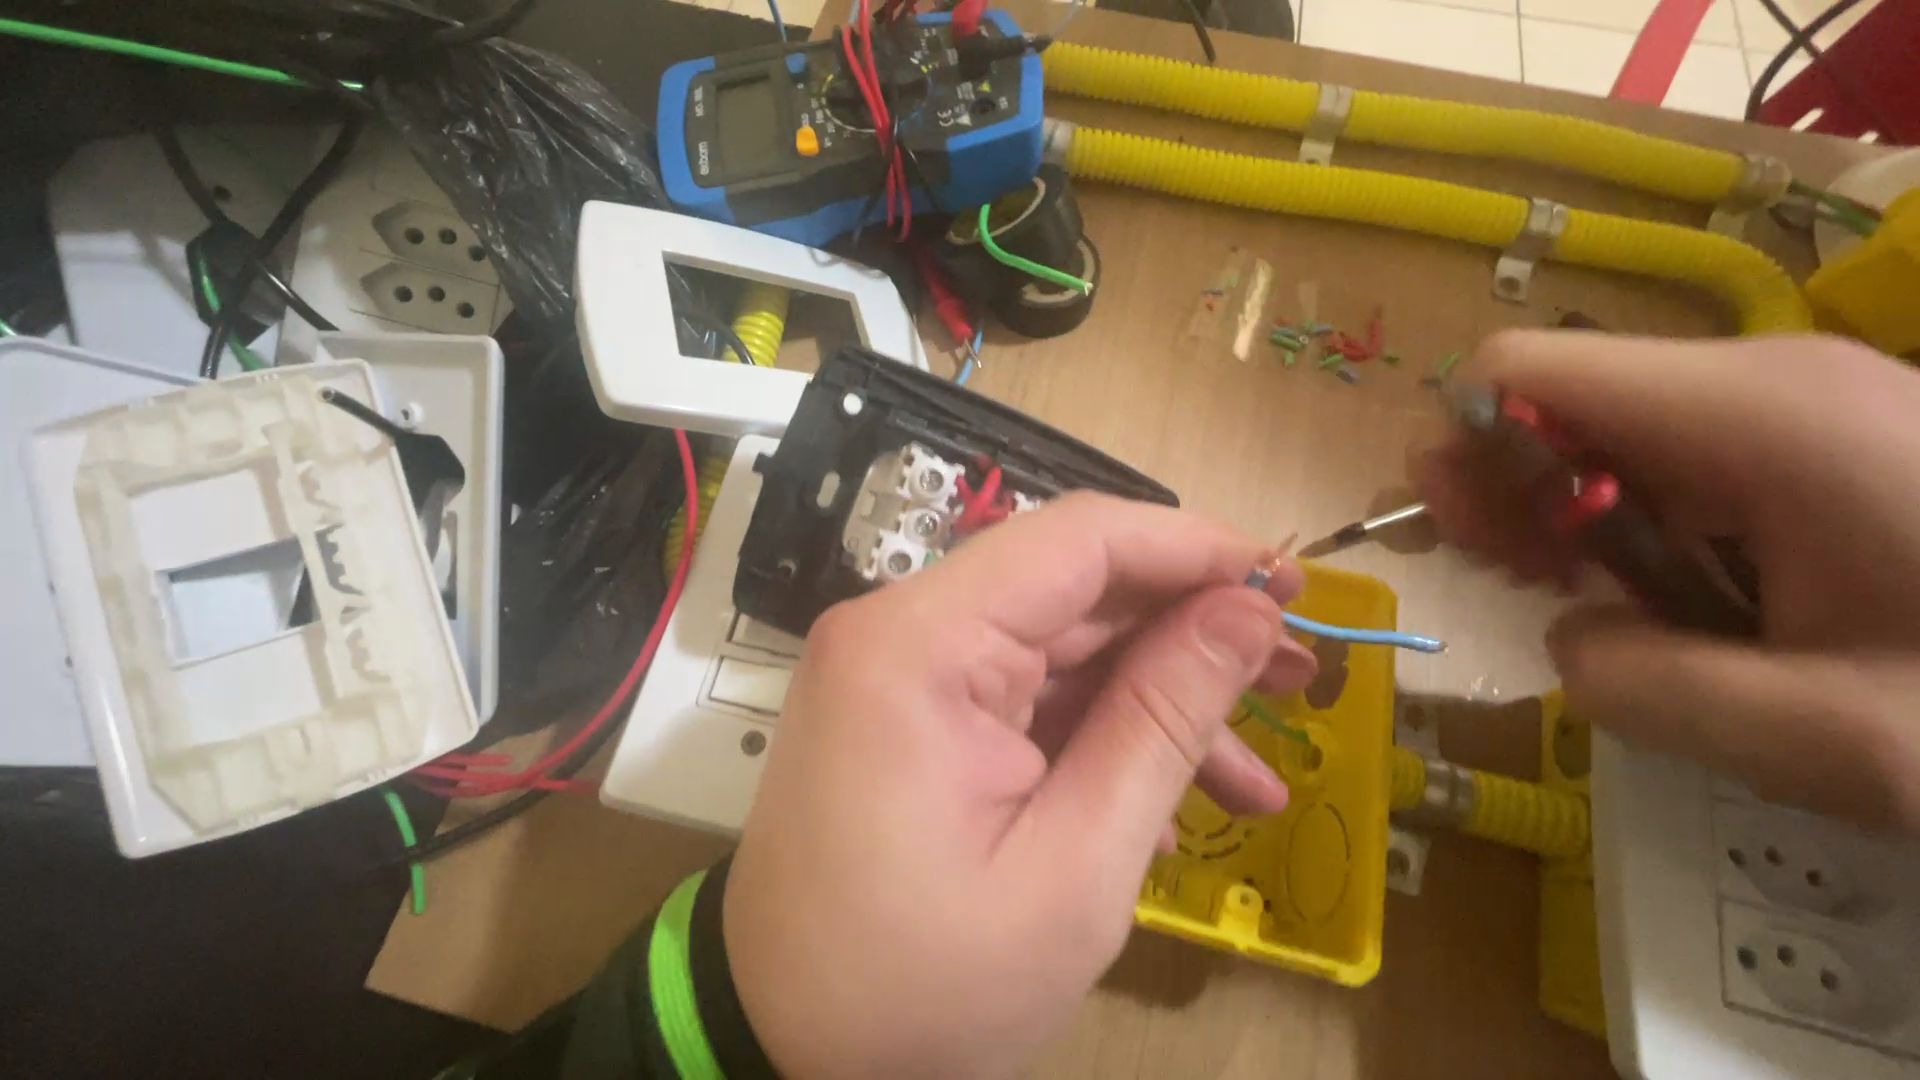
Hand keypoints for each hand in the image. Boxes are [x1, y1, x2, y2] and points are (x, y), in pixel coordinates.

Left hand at [723, 493, 1317, 1077]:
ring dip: (1158, 695)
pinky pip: (1025, 695)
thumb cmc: (923, 986)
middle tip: (1298, 671)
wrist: (783, 1047)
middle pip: (1072, 589)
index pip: (1077, 540)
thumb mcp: (1073, 866)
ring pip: (1060, 647)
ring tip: (1260, 757)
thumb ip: (1161, 721)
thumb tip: (1248, 611)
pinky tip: (1180, 796)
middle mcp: (901, 629)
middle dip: (1191, 627)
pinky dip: (1100, 732)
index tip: (1287, 581)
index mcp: (920, 644)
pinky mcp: (915, 710)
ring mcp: (904, 668)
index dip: (1192, 545)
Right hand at [1417, 330, 1919, 831]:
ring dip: (1555, 509)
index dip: (1459, 447)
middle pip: (1549, 396)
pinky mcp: (1815, 436)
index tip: (1471, 545)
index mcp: (1754, 412)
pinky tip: (1651, 582)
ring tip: (1580, 590)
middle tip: (1517, 580)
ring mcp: (1794, 402)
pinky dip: (1618, 516)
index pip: (1518, 367)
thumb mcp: (1835, 740)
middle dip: (1499, 487)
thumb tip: (1570, 634)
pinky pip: (1661, 453)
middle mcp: (1762, 378)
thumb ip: (1641, 685)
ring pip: (1598, 428)